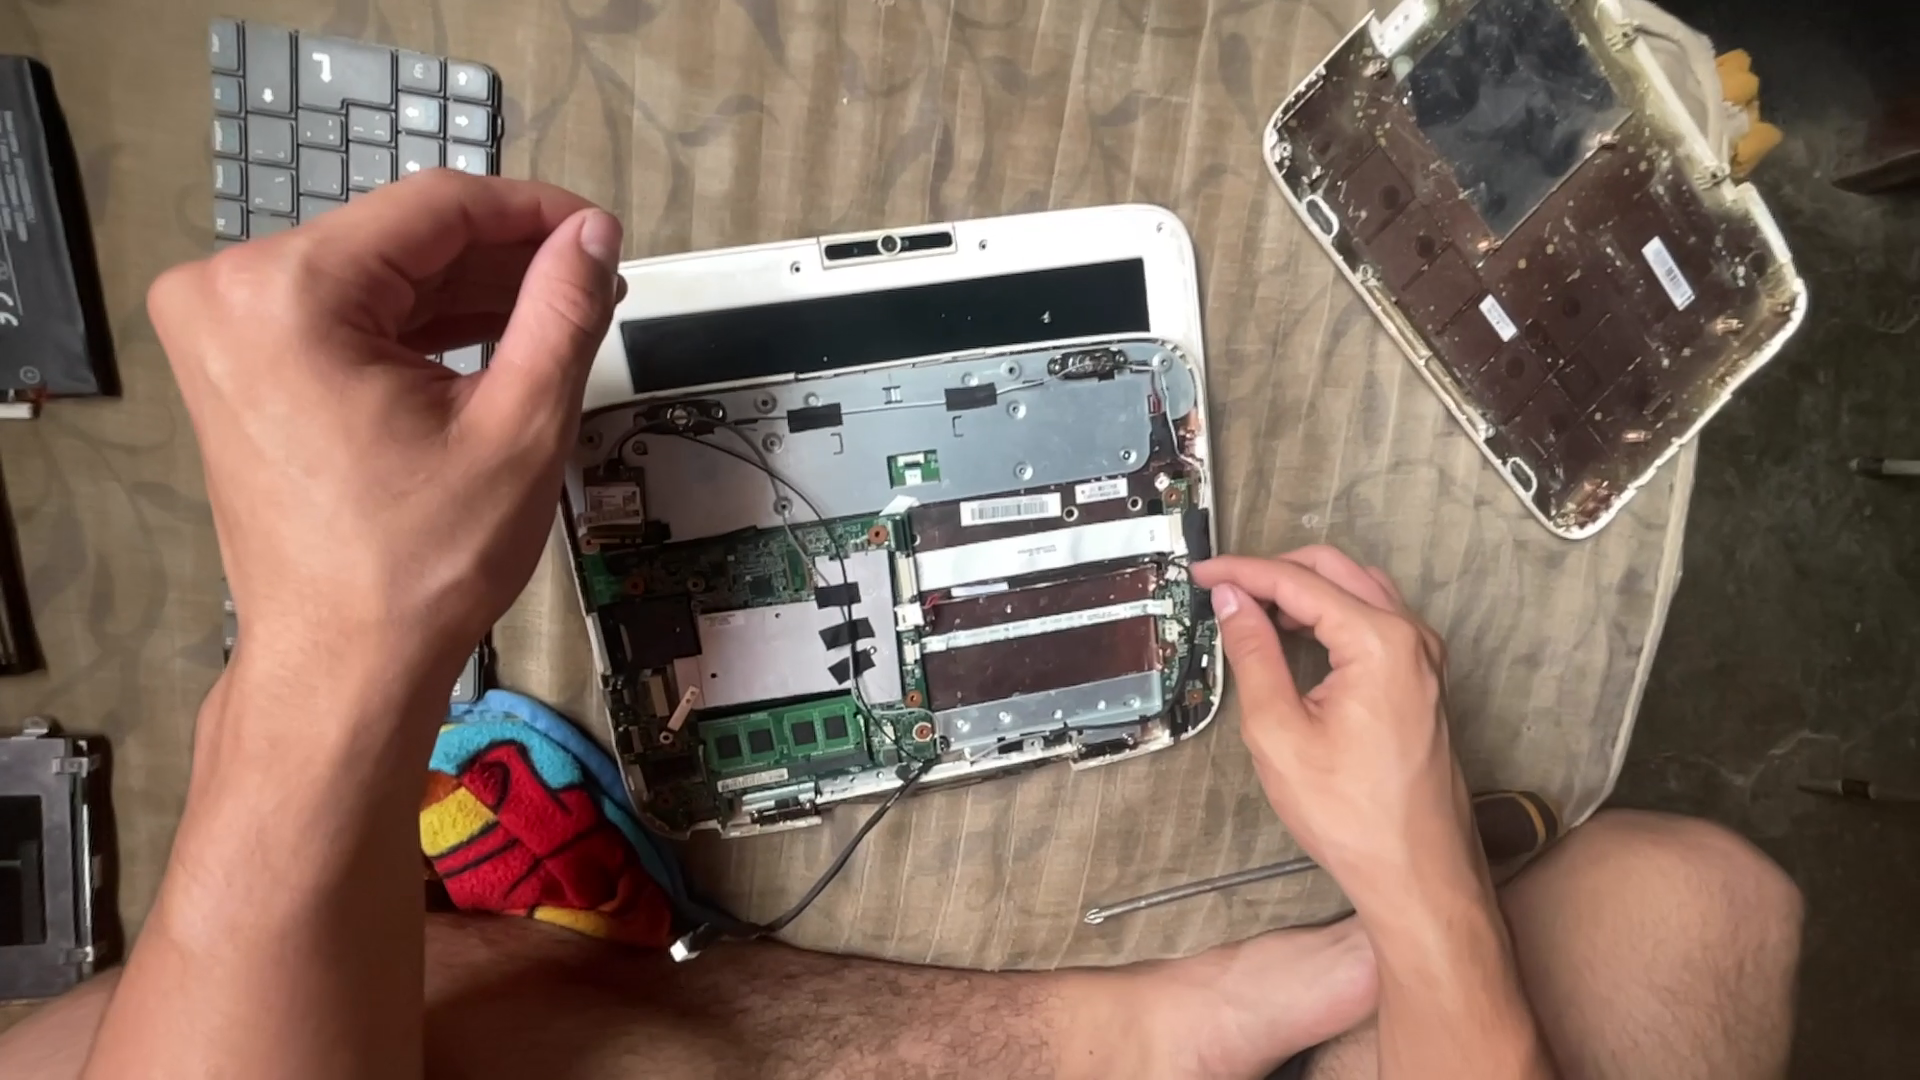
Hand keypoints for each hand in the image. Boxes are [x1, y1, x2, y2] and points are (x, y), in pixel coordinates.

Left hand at [149, 170, 623, 685]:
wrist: (351, 654)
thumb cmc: (430, 557)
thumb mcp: (522, 425)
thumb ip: (563, 315)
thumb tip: (595, 240)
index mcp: (287, 295)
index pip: (435, 208)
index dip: (535, 212)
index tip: (603, 233)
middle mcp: (234, 294)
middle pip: (408, 240)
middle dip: (513, 260)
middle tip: (597, 282)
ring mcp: (234, 331)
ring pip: (390, 278)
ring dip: (483, 293)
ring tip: (566, 314)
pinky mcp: (253, 366)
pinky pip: (363, 319)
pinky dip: (438, 327)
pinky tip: (504, 341)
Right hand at [1193, 547, 1486, 911]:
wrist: (1418, 877)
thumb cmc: (1348, 813)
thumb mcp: (1278, 730)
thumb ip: (1252, 653)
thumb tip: (1230, 600)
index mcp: (1379, 642)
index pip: (1297, 582)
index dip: (1241, 572)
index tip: (1200, 574)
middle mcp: (1411, 637)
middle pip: (1333, 569)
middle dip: (1271, 570)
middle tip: (1222, 587)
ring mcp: (1423, 658)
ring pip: (1355, 588)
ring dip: (1300, 587)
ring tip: (1249, 608)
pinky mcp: (1420, 679)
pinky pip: (1371, 618)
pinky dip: (1326, 611)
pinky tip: (1292, 632)